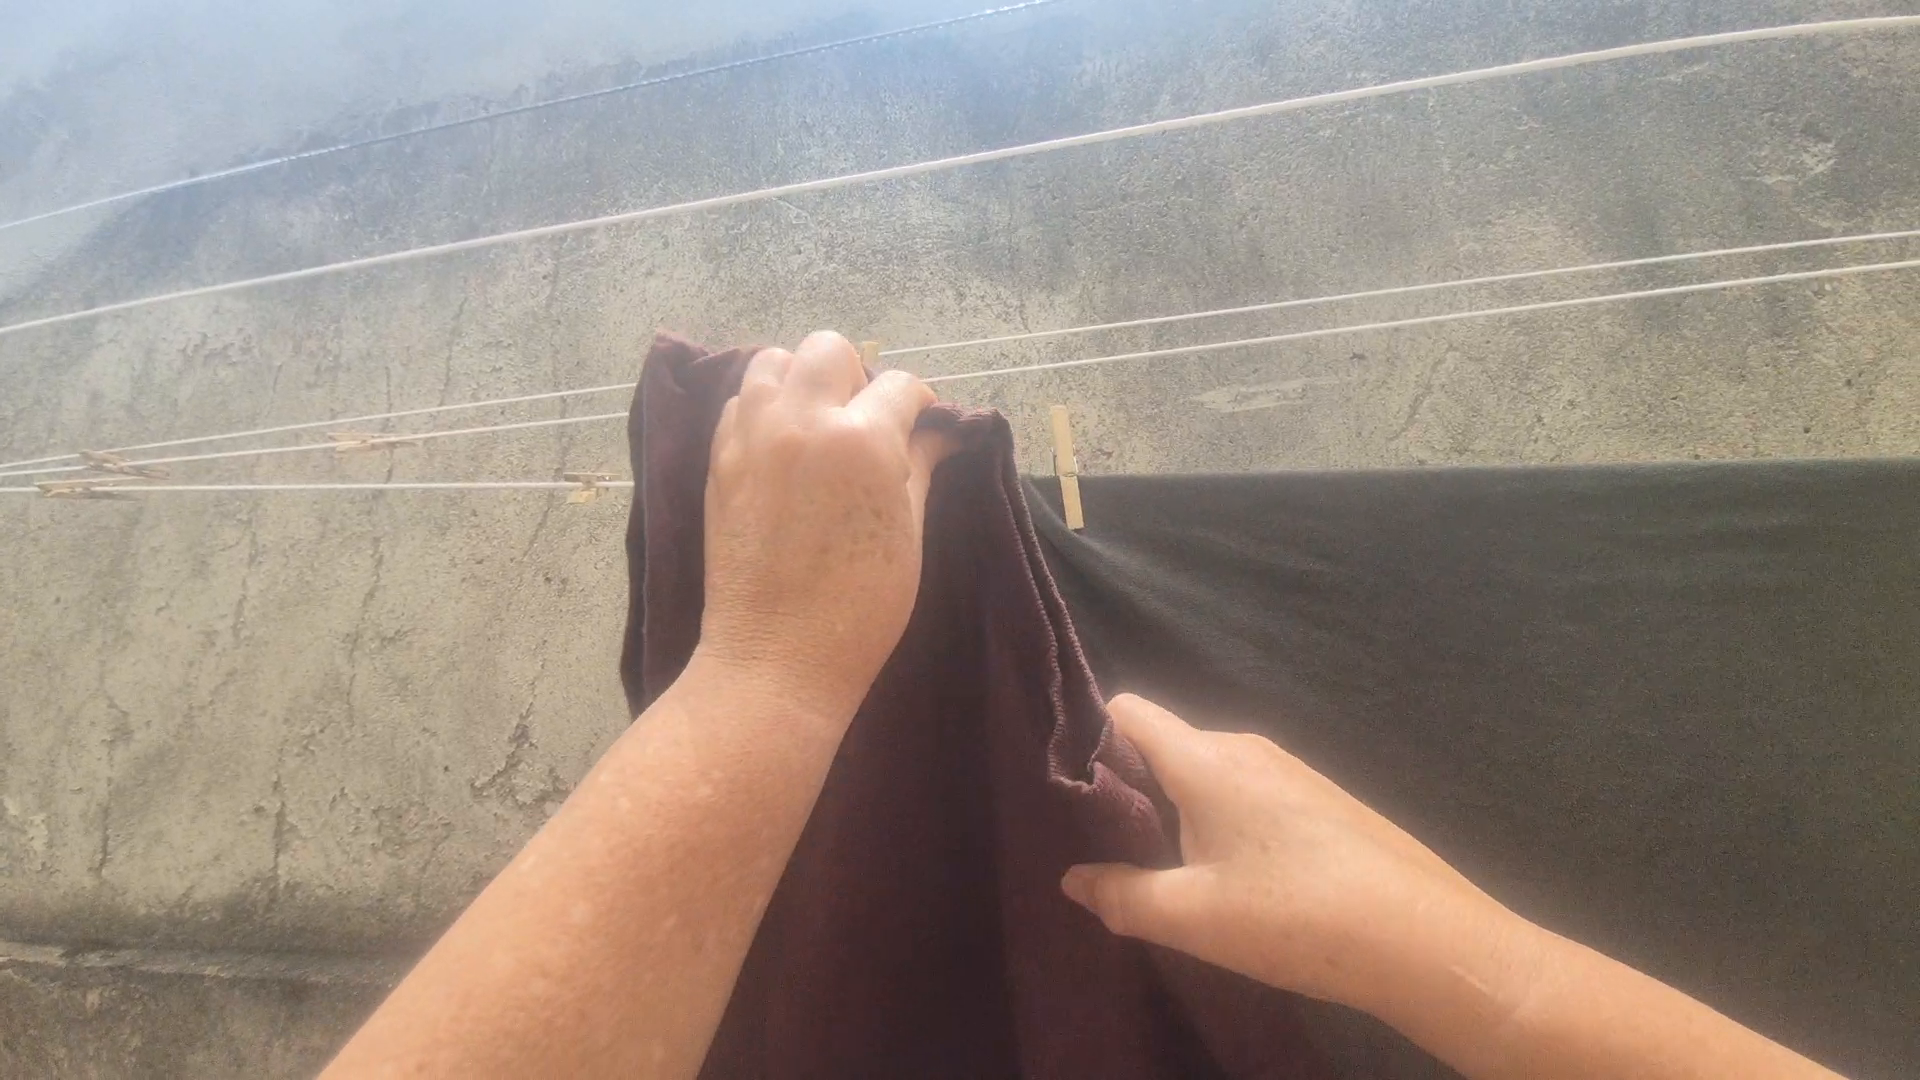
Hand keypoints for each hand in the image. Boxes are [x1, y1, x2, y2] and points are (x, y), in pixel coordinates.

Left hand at [697, 331, 951, 719]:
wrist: (778, 657)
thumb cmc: (863, 606)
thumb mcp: (909, 534)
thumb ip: (922, 467)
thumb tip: (939, 432)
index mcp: (862, 439)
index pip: (902, 386)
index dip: (923, 404)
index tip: (925, 428)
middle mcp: (801, 419)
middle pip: (828, 348)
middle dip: (858, 376)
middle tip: (868, 424)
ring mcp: (751, 436)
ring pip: (772, 361)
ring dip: (803, 381)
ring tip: (819, 428)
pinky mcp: (718, 460)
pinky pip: (740, 402)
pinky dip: (765, 409)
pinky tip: (783, 450)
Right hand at [1061, 694, 1519, 1017]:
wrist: (1432, 943)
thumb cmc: (1296, 916)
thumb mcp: (1193, 918)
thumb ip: (1121, 895)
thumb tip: (1071, 880)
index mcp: (1203, 759)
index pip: (1128, 710)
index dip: (1091, 734)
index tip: (1074, 783)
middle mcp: (1242, 746)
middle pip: (1164, 742)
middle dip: (1131, 783)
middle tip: (1116, 841)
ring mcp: (1287, 767)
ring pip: (1206, 768)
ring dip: (1179, 805)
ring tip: (1175, 865)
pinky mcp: (1318, 794)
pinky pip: (1246, 786)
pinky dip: (1222, 814)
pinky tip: (1240, 873)